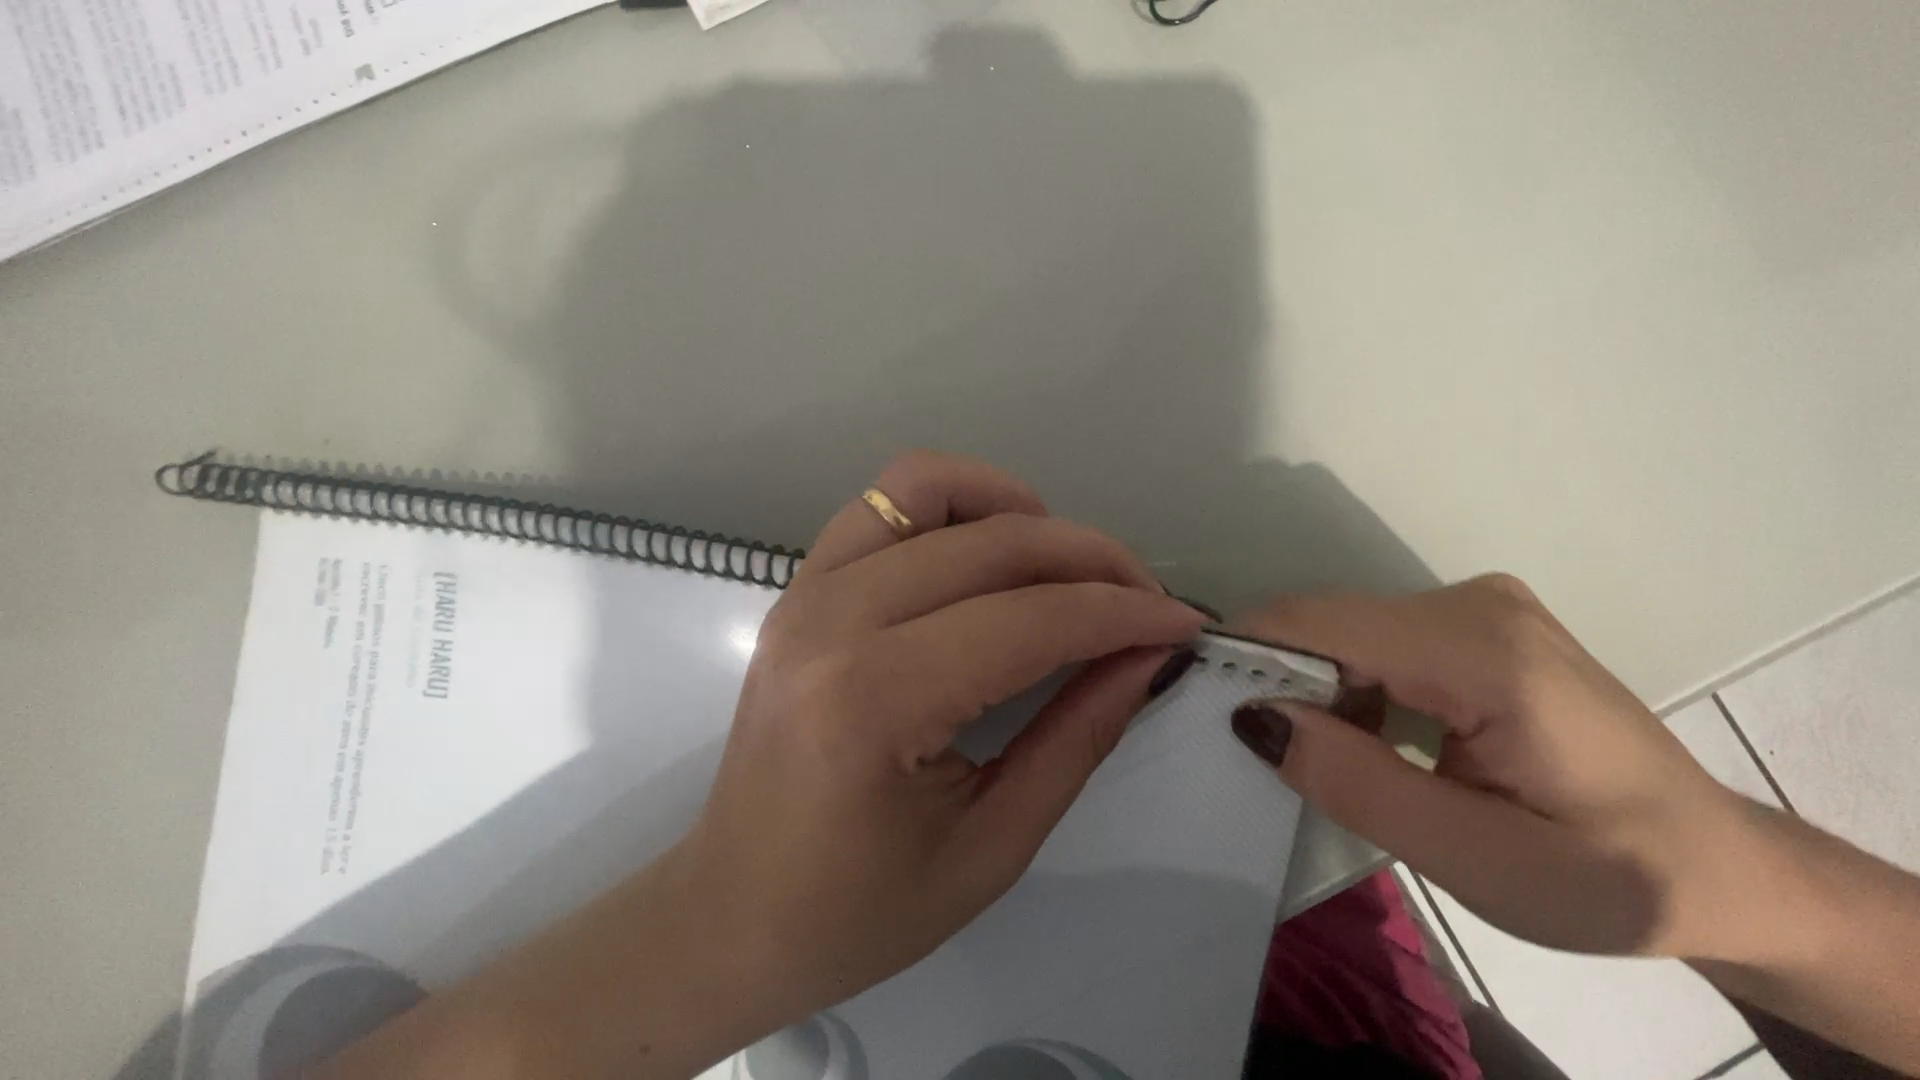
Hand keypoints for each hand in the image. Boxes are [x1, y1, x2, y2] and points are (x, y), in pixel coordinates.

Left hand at [306, 453, 1203, 1079]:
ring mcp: (805, 592)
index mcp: (877, 699)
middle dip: (1089, 558)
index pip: (1030, 619)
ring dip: (1015, 509)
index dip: (1122, 614)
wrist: (731, 915)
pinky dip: (950, 506)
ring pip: (926, 489)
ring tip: (1067, 564)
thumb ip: (1077, 735)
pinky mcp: (798, 589)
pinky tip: (991, 551)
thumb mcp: (993, 845)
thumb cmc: (860, 910)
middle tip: (1144, 600)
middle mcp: (833, 620)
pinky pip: (882, 507)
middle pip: (990, 543)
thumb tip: (1148, 654)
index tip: (1183, 623)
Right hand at [1227, 574, 1755, 959]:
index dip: (1246, 657)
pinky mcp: (1475, 625)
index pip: (1321, 624)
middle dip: (1274, 681)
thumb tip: (1253, 716)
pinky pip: (1374, 640)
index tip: (1192, 709)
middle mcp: (1475, 603)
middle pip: (1327, 624)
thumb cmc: (1611, 877)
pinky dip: (1345, 685)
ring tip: (1311, 761)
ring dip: (1310, 689)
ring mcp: (1479, 607)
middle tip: (1253, 756)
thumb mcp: (1479, 860)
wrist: (1721, 867)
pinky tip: (1362, 740)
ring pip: (1344, 631)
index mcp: (1483, 653)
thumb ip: (1360, 785)